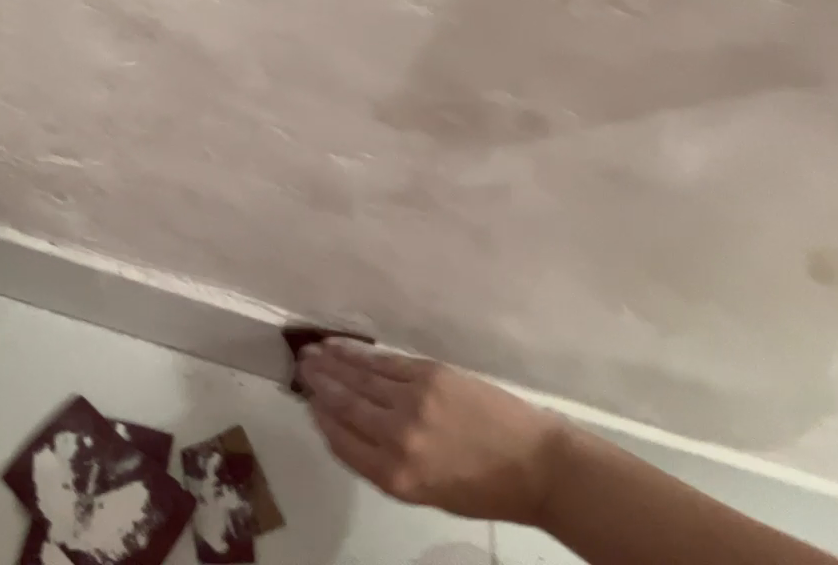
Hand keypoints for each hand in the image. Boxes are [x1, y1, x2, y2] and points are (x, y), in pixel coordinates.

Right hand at [298, 339, 568, 525]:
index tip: (308, 400)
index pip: (340, 439)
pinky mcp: (429, 374)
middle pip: (344, 403)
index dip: (320, 417)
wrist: (536, 465)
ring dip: (332, 362)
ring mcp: (413, 401)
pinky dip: (359, 353)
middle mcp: (397, 436)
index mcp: (395, 475)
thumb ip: (380, 462)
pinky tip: (342, 347)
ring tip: (312, 351)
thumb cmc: (480, 488)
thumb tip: (344, 426)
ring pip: (359, 376)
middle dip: (318, 382)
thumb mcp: (423, 491)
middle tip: (300, 365)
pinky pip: (384, 362)